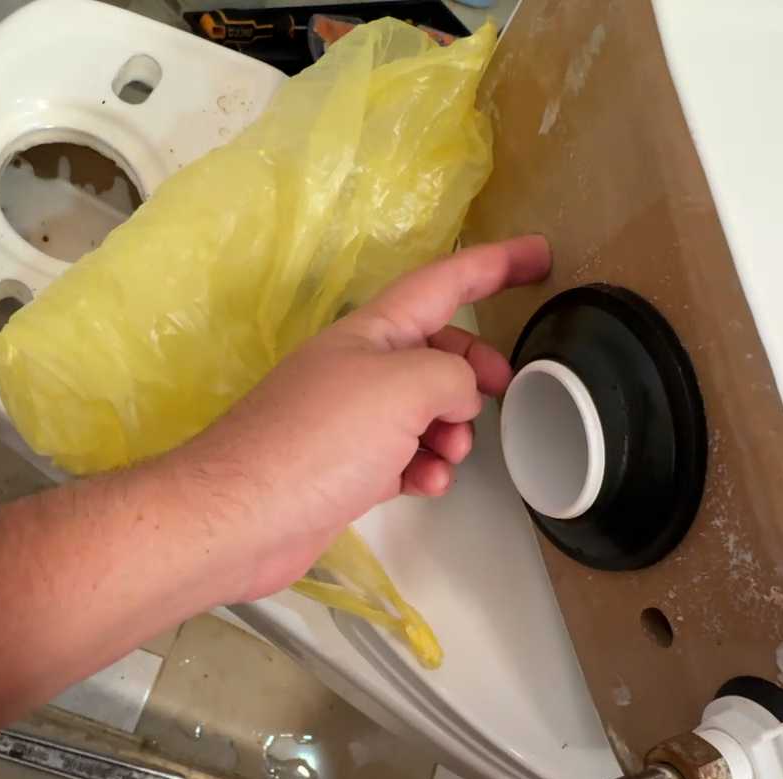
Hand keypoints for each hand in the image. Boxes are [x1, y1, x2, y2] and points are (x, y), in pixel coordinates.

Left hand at [159, 235, 552, 602]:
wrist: (242, 518)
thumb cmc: (318, 443)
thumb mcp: (401, 388)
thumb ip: (450, 375)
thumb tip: (458, 396)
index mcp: (370, 333)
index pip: (443, 283)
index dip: (495, 264)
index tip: (539, 256)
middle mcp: (359, 370)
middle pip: (436, 352)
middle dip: (474, 369)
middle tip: (501, 390)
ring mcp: (350, 422)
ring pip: (422, 410)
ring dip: (451, 429)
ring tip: (450, 452)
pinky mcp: (345, 469)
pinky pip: (402, 456)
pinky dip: (424, 466)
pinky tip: (427, 483)